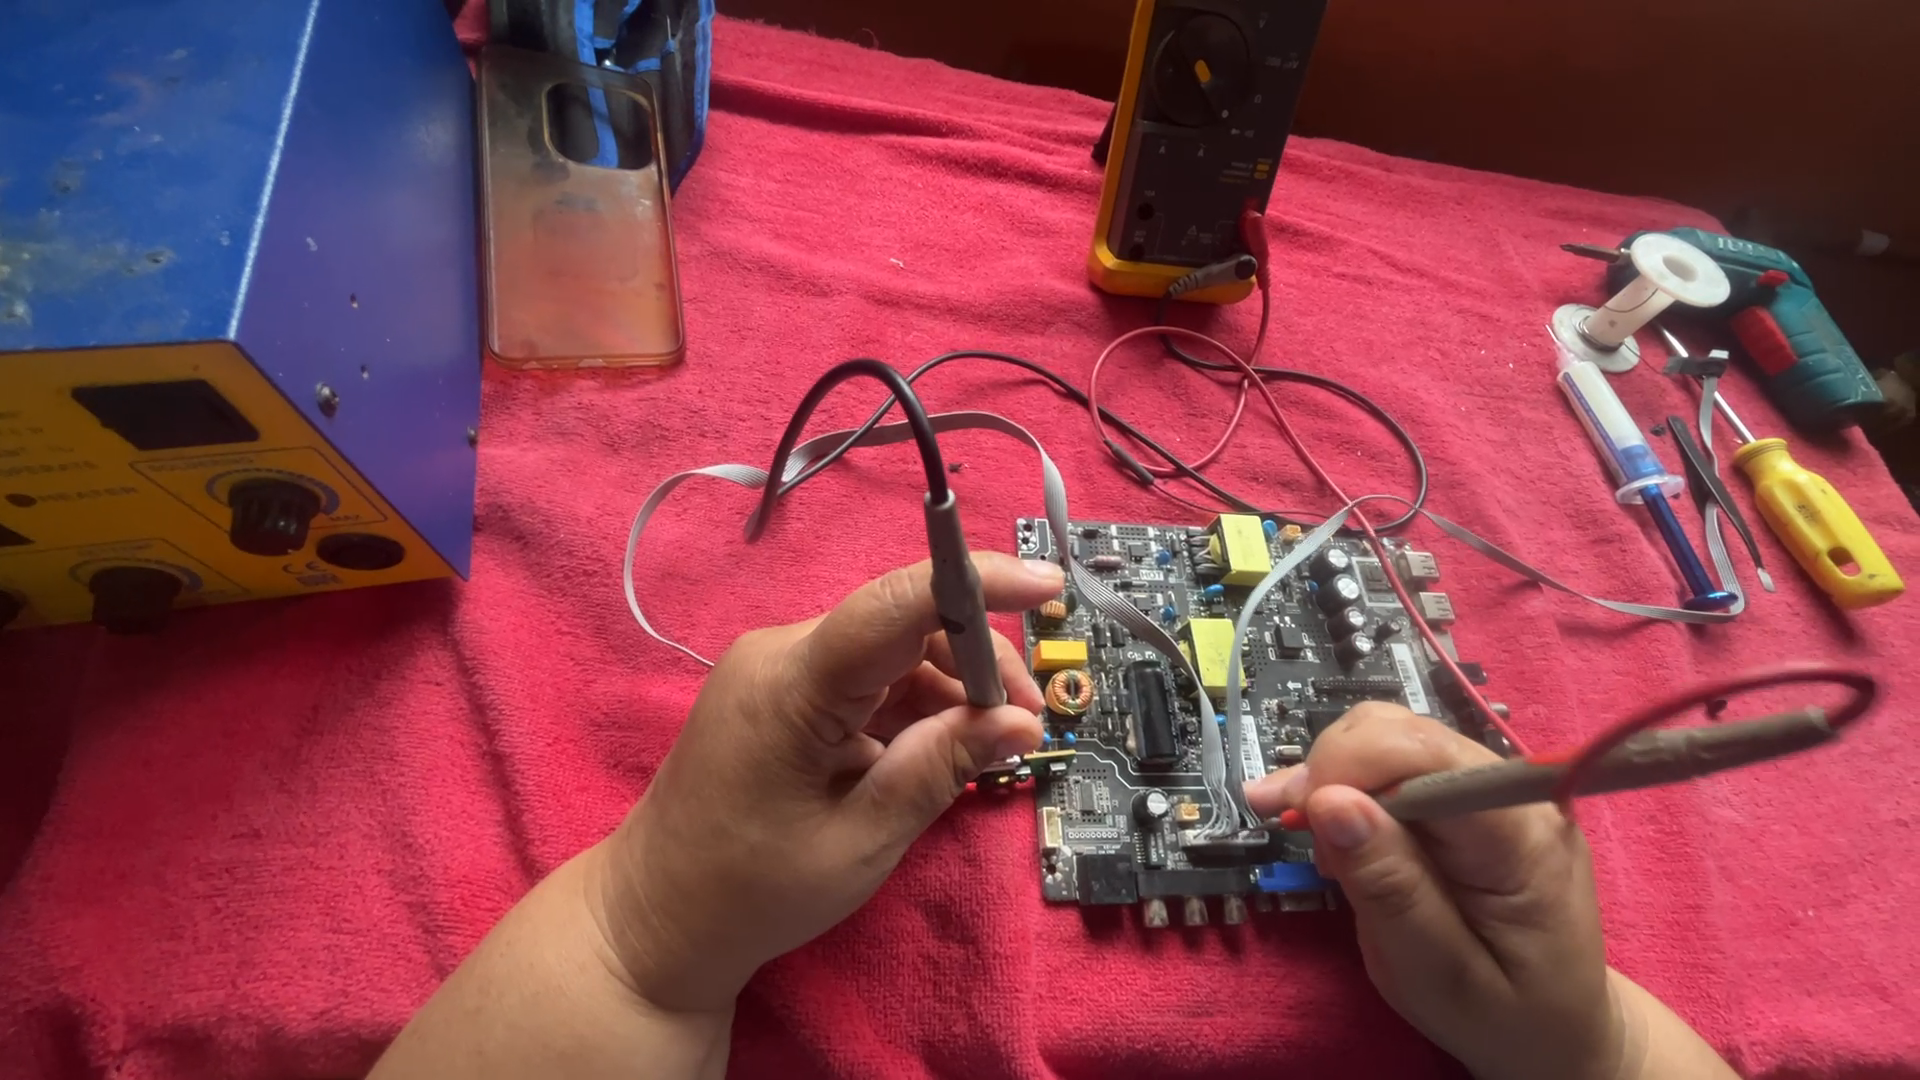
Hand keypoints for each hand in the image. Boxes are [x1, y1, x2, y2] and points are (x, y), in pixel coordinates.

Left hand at [594, 553, 1063, 1013]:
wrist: (653, 919)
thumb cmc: (750, 891)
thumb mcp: (861, 839)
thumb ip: (941, 767)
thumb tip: (1022, 722)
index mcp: (791, 686)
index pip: (893, 606)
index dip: (975, 582)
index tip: (1045, 584)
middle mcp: (783, 653)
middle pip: (903, 624)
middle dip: (976, 661)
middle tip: (1024, 720)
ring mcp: (781, 667)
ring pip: (893, 649)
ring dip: (951, 685)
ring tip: (989, 742)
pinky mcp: (787, 688)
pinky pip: (868, 675)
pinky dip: (914, 703)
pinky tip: (941, 743)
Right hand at [1246, 704, 1622, 1079]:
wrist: (1556, 1027)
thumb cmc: (1506, 1014)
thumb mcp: (1439, 974)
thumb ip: (1390, 890)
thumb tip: (1330, 802)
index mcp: (1520, 834)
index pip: (1425, 753)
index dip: (1349, 765)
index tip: (1302, 815)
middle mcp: (1507, 788)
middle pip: (1396, 732)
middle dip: (1331, 770)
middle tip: (1296, 827)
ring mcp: (1481, 782)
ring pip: (1380, 734)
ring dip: (1328, 775)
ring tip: (1306, 829)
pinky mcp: (1454, 788)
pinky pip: (1381, 757)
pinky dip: (1335, 780)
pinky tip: (1305, 811)